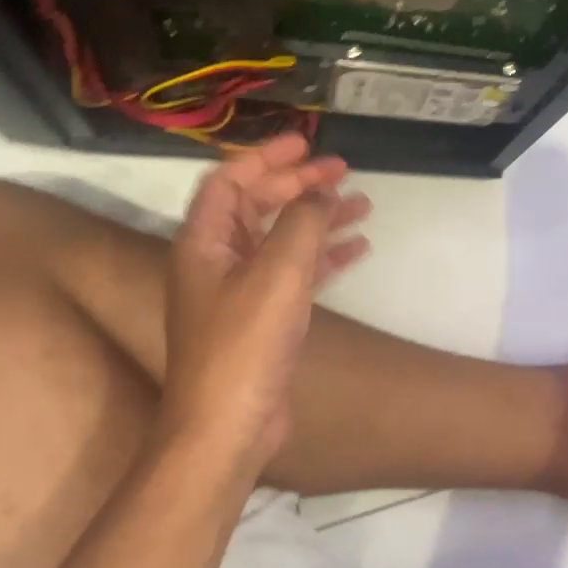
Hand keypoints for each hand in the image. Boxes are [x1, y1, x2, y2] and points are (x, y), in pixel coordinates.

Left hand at [164, 134, 371, 463]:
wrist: (228, 424)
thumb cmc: (244, 343)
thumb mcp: (278, 272)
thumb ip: (301, 222)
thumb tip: (321, 194)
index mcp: (204, 241)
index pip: (230, 180)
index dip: (266, 156)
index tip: (307, 143)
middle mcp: (218, 259)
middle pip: (258, 204)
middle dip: (299, 184)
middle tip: (343, 171)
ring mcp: (241, 290)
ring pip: (282, 237)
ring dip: (318, 217)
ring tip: (362, 203)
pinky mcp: (264, 318)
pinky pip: (297, 271)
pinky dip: (325, 255)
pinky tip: (358, 248)